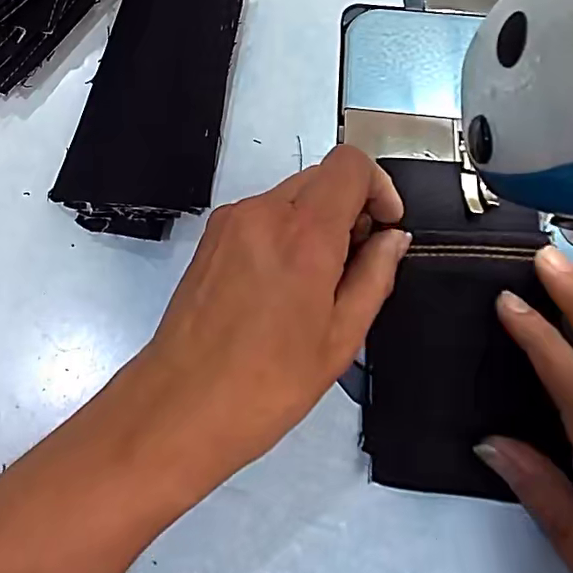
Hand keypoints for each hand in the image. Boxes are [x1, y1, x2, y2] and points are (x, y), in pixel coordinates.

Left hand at [122, 145, 409, 483]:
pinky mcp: (213, 235)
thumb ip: (375, 275)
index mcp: (303, 234)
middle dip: (351, 206)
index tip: (385, 223)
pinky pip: (264, 212)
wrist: (179, 407)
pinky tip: (284, 283)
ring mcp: (232, 220)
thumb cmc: (262, 384)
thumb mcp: (340, 337)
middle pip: (324, 175)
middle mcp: (264, 213)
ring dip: (318, 219)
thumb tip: (392, 239)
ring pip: (294, 193)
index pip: (350, 165)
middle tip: (356, 259)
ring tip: (317, 281)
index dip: (379, 187)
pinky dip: (287, 230)